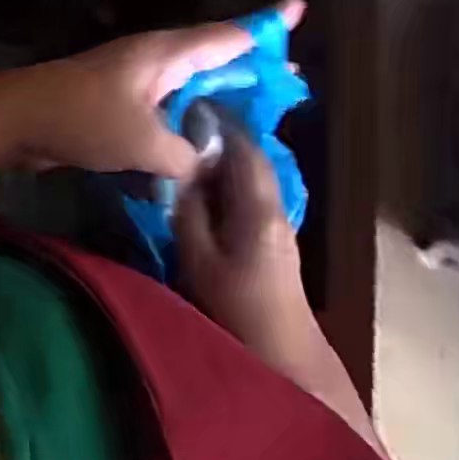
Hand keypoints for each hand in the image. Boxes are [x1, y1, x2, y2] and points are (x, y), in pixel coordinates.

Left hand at [0, 0, 304, 178]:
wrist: (18, 120)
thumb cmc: (82, 118)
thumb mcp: (143, 142)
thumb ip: (186, 155)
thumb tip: (207, 165)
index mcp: (166, 54)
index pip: (227, 34)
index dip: (266, 26)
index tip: (300, 10)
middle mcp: (154, 59)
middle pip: (213, 57)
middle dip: (250, 68)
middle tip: (290, 83)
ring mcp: (134, 80)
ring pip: (188, 84)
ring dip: (217, 97)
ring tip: (253, 115)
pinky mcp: (117, 102)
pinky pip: (165, 106)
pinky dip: (187, 118)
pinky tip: (200, 139)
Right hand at [174, 133, 308, 347]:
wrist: (282, 354)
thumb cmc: (236, 308)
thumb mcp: (199, 258)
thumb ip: (188, 210)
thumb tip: (180, 170)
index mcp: (259, 206)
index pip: (243, 147)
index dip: (217, 122)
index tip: (186, 105)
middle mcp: (274, 205)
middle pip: (248, 158)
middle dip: (216, 137)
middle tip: (177, 124)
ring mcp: (276, 221)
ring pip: (247, 175)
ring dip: (220, 160)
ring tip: (183, 149)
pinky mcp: (271, 237)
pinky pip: (246, 193)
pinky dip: (224, 182)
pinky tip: (200, 187)